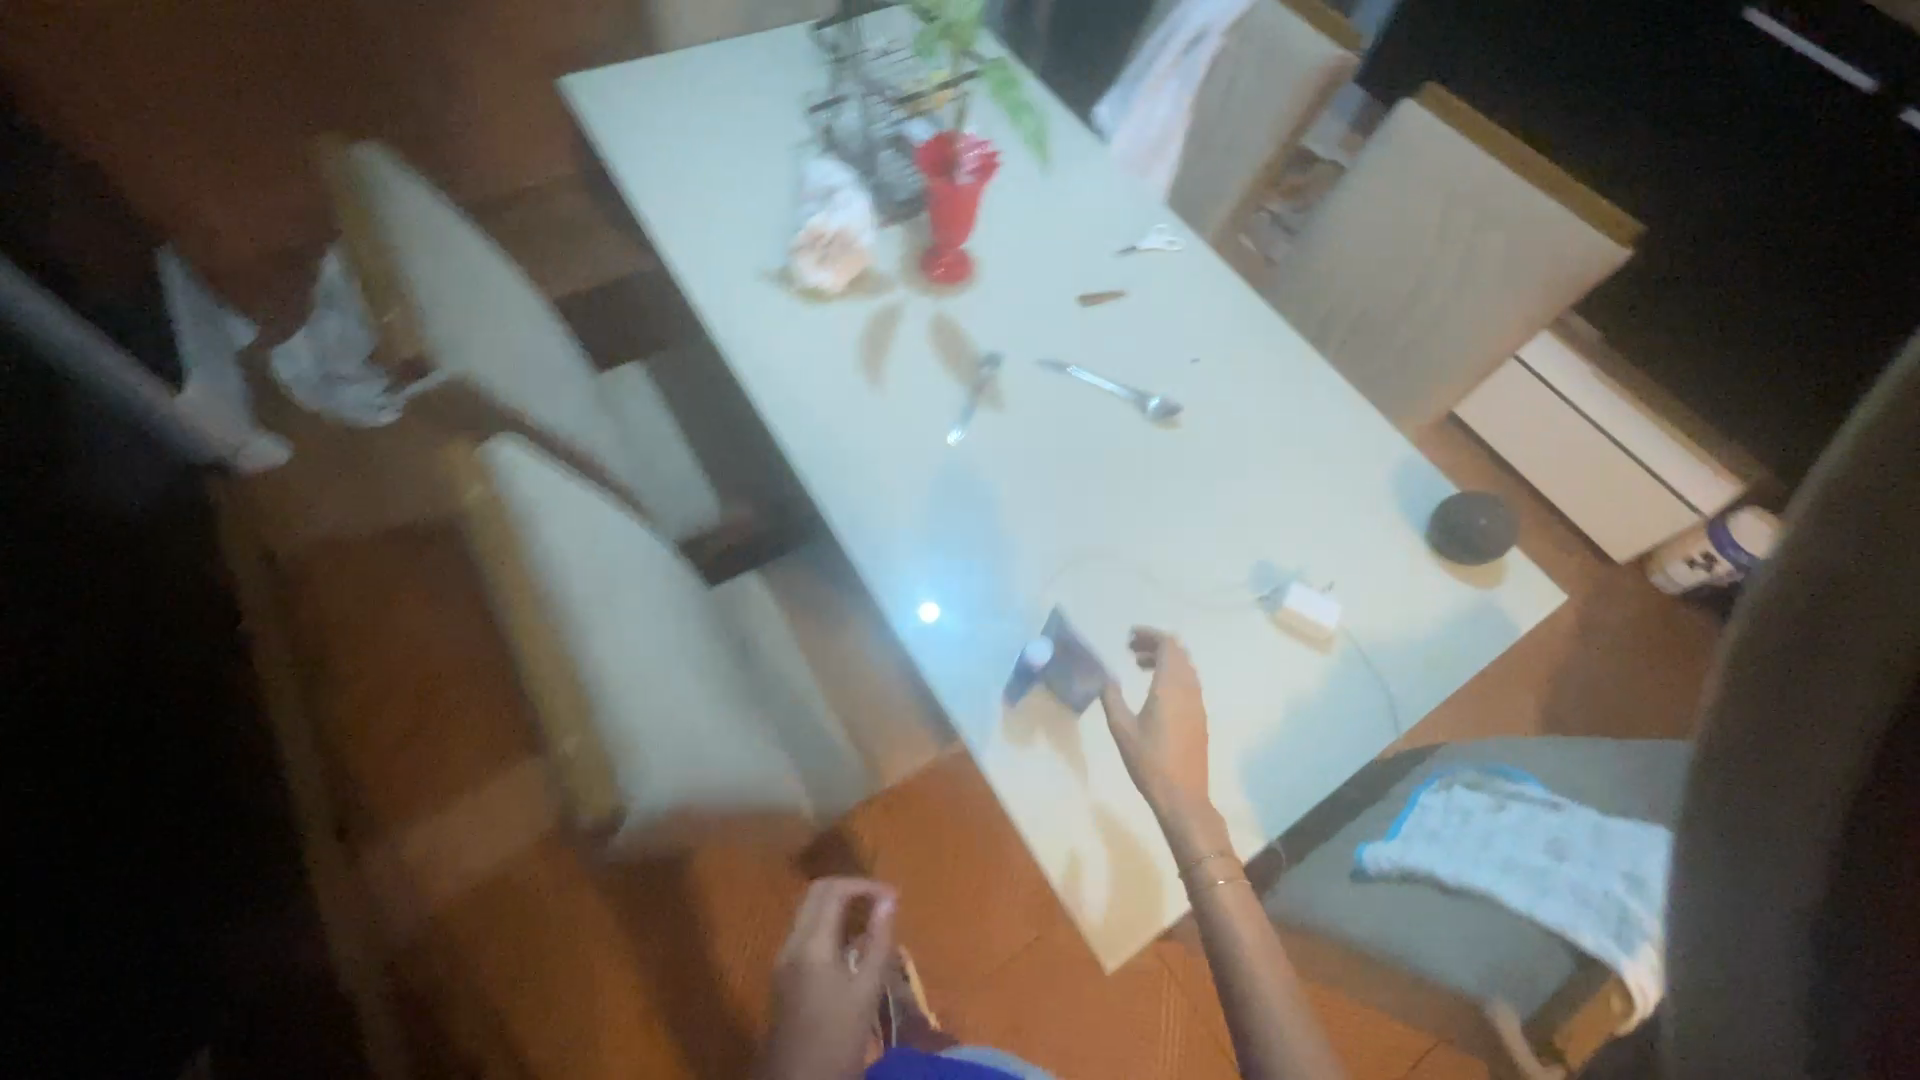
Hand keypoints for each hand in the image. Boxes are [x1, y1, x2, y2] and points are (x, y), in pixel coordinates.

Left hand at [756, 878, 897, 1079]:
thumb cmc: (837, 1040)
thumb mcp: (866, 991)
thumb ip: (879, 941)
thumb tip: (889, 900)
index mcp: (811, 944)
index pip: (833, 890)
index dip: (864, 885)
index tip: (892, 897)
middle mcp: (791, 943)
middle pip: (816, 894)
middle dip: (850, 890)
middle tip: (881, 903)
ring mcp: (783, 960)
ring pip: (809, 913)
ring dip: (839, 907)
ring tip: (872, 922)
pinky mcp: (784, 976)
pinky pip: (806, 934)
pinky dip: (829, 927)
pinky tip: (852, 948)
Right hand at [1099, 627, 1218, 841]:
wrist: (1183, 795)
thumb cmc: (1149, 761)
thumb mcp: (1121, 728)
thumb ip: (1112, 698)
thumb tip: (1107, 678)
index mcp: (1170, 687)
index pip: (1168, 645)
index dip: (1149, 635)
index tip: (1129, 637)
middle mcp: (1189, 689)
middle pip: (1178, 652)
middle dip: (1155, 645)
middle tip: (1130, 650)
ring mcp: (1198, 704)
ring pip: (1185, 668)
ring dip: (1164, 660)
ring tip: (1139, 667)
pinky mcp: (1200, 717)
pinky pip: (1189, 683)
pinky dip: (1172, 675)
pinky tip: (1154, 691)